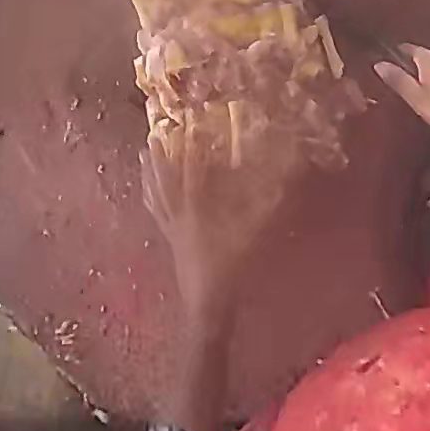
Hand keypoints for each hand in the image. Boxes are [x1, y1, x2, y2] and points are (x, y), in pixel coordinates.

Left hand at [141, 133, 292, 324]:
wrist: (208, 304)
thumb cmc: (232, 267)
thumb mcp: (254, 234)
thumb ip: (269, 205)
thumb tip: (285, 180)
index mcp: (197, 208)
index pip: (192, 170)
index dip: (192, 147)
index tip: (191, 125)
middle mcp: (179, 212)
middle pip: (165, 177)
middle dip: (161, 154)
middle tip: (154, 132)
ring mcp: (170, 226)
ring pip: (156, 191)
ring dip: (150, 170)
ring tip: (144, 151)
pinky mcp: (168, 238)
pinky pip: (155, 210)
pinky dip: (149, 194)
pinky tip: (146, 189)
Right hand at [372, 45, 429, 152]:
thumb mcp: (417, 98)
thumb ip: (398, 80)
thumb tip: (379, 63)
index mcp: (428, 58)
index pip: (406, 47)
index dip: (393, 54)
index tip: (382, 62)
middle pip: (421, 57)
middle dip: (409, 65)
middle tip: (395, 79)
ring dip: (424, 77)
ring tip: (412, 92)